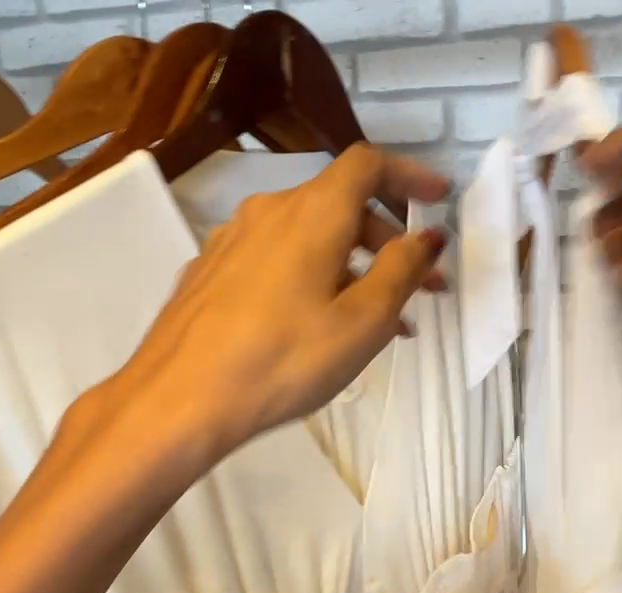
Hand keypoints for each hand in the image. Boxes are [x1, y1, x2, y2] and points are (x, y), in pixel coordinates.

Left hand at [97, 144, 449, 461]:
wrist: (182, 398)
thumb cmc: (285, 359)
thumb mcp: (362, 322)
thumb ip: (402, 271)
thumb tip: (427, 235)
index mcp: (312, 213)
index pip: (368, 165)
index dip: (410, 174)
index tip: (439, 198)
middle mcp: (270, 212)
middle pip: (340, 204)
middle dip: (389, 240)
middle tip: (422, 289)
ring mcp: (233, 240)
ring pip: (309, 238)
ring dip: (353, 267)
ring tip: (378, 321)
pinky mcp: (211, 272)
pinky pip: (278, 261)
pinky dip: (313, 278)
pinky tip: (319, 326)